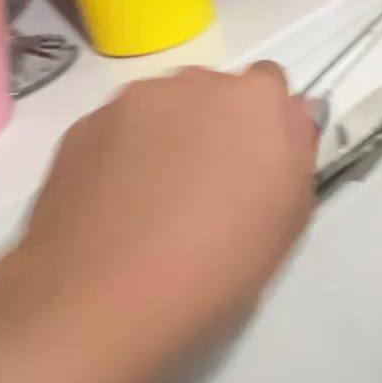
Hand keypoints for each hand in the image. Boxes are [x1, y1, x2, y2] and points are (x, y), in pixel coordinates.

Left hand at [17, 63, 317, 341]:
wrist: (102, 300)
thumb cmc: (219, 263)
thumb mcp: (290, 215)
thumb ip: (298, 150)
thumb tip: (293, 115)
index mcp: (255, 98)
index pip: (270, 84)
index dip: (265, 122)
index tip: (256, 164)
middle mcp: (195, 82)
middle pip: (214, 91)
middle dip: (215, 125)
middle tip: (208, 187)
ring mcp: (133, 100)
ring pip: (163, 107)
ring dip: (167, 136)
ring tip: (155, 201)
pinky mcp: (83, 126)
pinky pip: (117, 130)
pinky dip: (121, 155)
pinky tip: (116, 208)